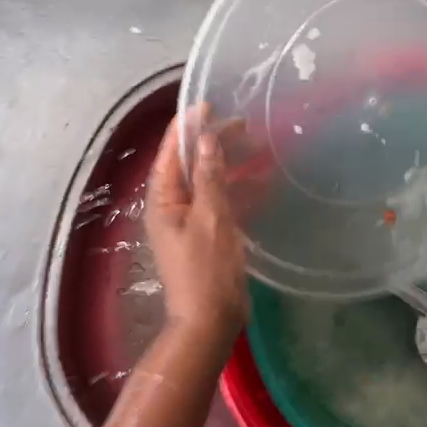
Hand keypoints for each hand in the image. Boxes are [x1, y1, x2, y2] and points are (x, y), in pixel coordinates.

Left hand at [145, 108, 248, 337]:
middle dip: (212, 141)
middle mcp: (172, 206)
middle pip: (189, 163)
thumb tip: (205, 137)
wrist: (209, 323)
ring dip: (228, 163)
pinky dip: (238, 188)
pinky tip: (263, 181)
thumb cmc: (206, 270)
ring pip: (207, 180)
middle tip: (243, 123)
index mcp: (163, 200)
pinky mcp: (207, 234)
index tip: (209, 104)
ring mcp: (189, 221)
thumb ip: (209, 176)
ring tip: (256, 145)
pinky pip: (221, 201)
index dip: (186, 126)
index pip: (170, 152)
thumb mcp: (211, 218)